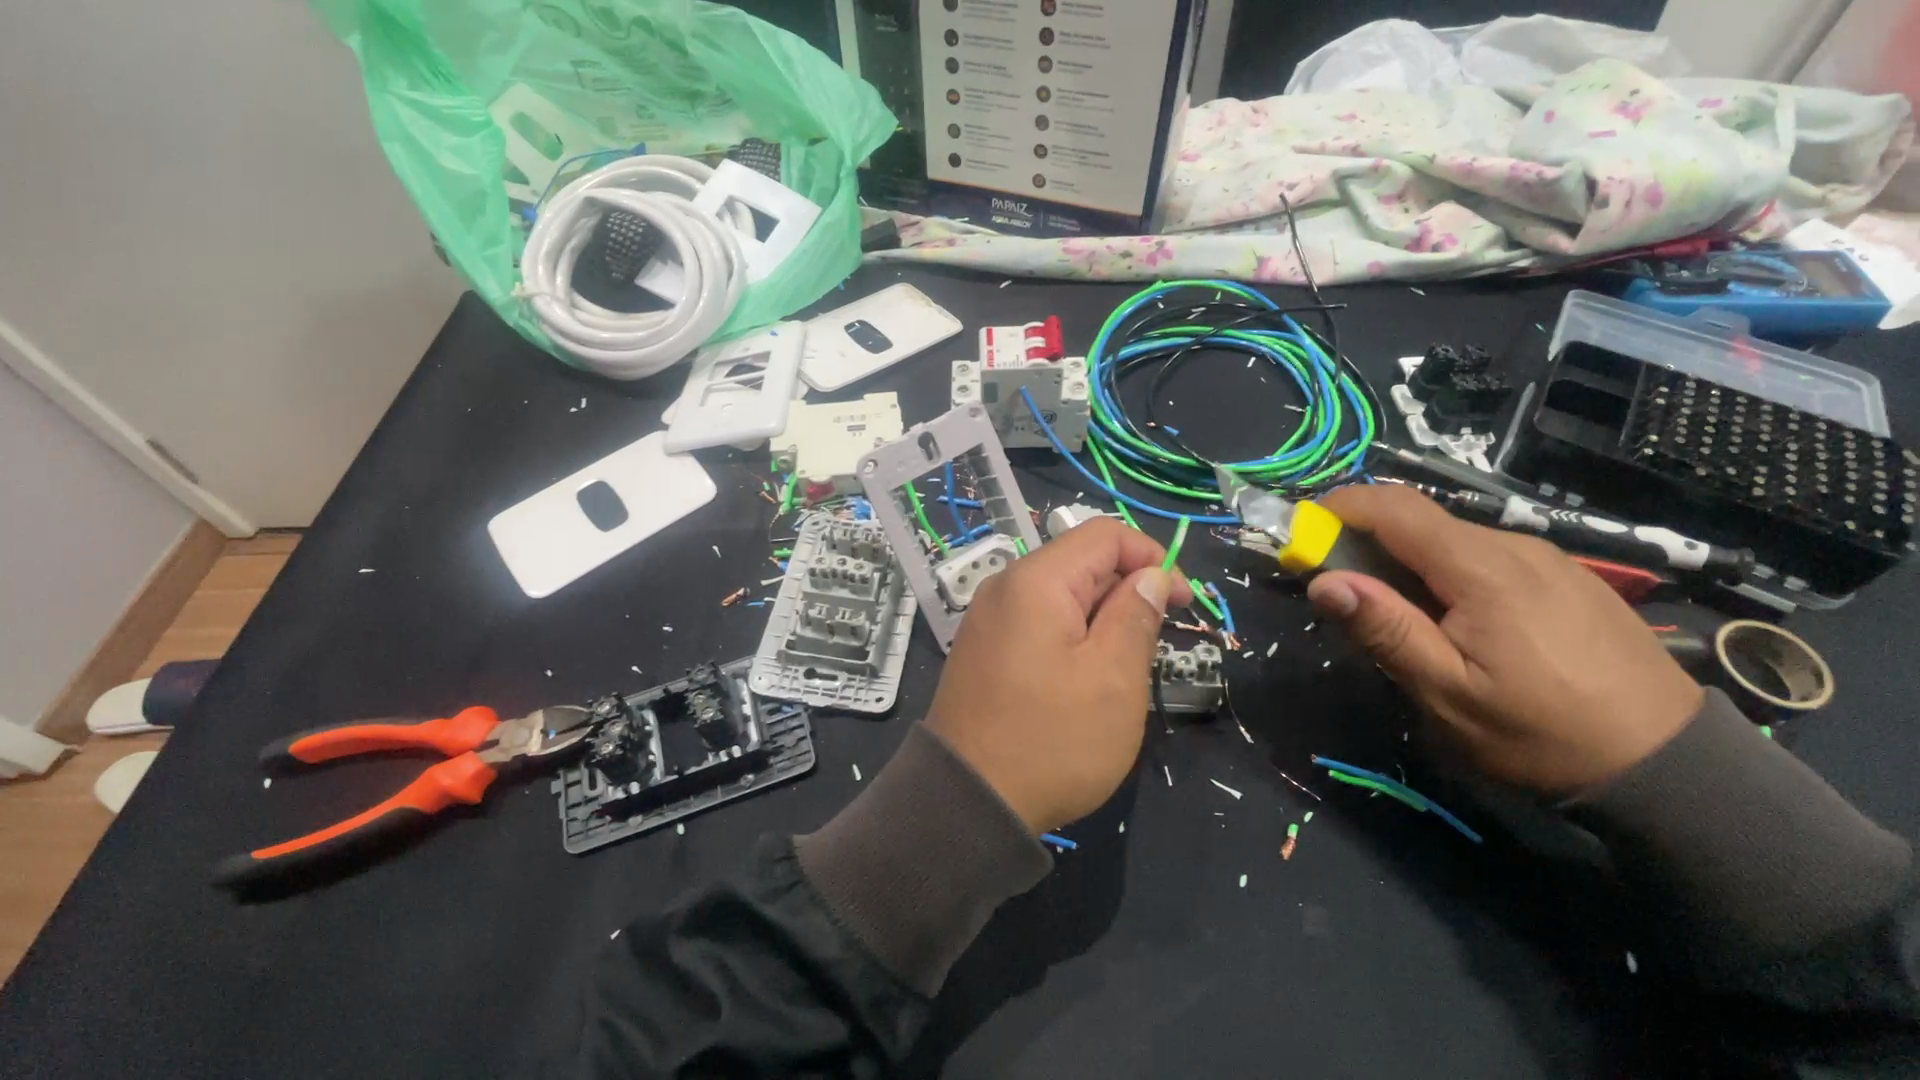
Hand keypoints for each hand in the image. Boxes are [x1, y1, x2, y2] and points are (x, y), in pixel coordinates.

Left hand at [926, 518, 1192, 832]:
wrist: (967, 803)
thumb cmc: (1051, 740)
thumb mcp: (1113, 678)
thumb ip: (1135, 615)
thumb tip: (1150, 575)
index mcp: (1036, 581)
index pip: (1104, 535)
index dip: (1152, 557)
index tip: (1181, 603)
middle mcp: (1005, 589)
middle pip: (1080, 563)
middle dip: (1128, 590)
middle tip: (1156, 643)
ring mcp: (988, 622)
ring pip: (1060, 597)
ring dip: (1102, 619)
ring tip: (1125, 667)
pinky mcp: (983, 652)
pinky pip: (1037, 625)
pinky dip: (1072, 638)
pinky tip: (1085, 679)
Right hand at [1305, 485, 1702, 794]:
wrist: (1668, 763)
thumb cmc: (1543, 733)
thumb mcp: (1448, 694)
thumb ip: (1385, 630)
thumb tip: (1323, 581)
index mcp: (1482, 568)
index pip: (1395, 507)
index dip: (1339, 508)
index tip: (1302, 537)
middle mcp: (1515, 546)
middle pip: (1422, 521)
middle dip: (1368, 543)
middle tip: (1344, 595)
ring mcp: (1548, 559)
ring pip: (1455, 541)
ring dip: (1409, 563)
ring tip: (1402, 620)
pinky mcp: (1568, 578)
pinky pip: (1489, 558)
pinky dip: (1449, 574)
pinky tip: (1458, 624)